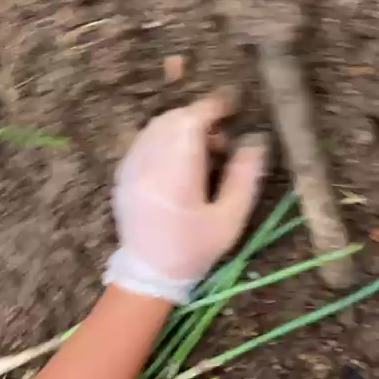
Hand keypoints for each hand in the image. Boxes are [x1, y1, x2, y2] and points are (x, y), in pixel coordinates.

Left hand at [106, 92, 269, 303]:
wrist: (148, 273)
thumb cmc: (194, 249)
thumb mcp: (230, 220)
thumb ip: (244, 177)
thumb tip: (256, 140)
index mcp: (176, 176)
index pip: (191, 122)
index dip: (213, 106)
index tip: (233, 105)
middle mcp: (148, 164)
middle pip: (173, 119)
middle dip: (200, 116)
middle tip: (222, 137)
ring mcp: (131, 166)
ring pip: (157, 125)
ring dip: (182, 125)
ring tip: (204, 149)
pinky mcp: (123, 171)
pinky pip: (145, 138)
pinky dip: (165, 136)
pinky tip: (179, 157)